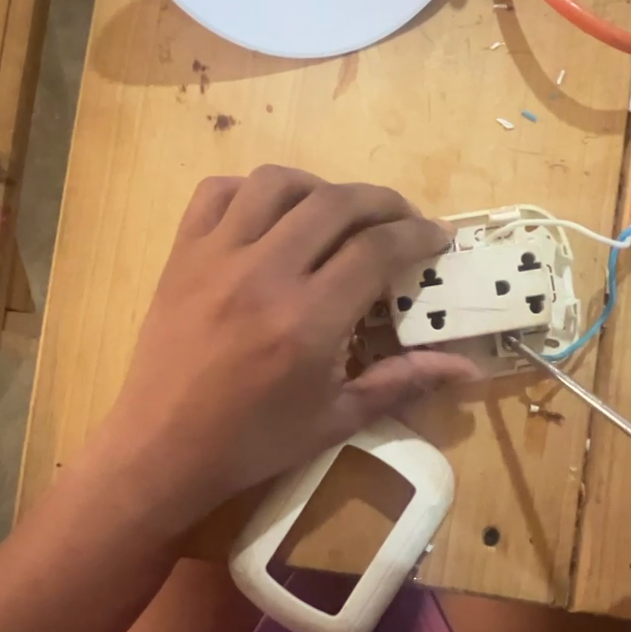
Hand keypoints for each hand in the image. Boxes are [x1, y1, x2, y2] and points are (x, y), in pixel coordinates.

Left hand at [83, 166, 482, 531]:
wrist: (163, 448)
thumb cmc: (254, 441)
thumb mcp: (337, 418)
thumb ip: (403, 382)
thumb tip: (467, 367)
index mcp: (308, 320)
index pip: (377, 249)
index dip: (417, 235)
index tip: (436, 238)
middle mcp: (265, 273)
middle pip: (337, 203)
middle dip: (384, 202)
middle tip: (402, 220)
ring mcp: (217, 256)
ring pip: (278, 184)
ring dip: (320, 188)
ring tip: (338, 212)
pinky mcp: (182, 253)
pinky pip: (217, 192)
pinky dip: (251, 190)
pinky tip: (270, 215)